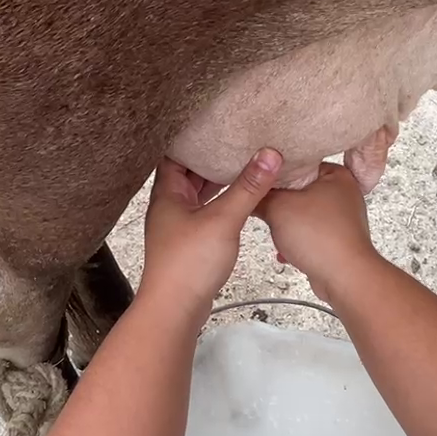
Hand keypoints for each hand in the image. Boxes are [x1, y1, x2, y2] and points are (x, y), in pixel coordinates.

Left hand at [137, 149, 282, 318]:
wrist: (174, 311)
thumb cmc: (188, 264)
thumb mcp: (223, 219)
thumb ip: (247, 187)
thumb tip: (269, 154)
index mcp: (167, 193)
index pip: (175, 154)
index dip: (194, 139)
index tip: (217, 125)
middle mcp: (169, 206)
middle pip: (189, 173)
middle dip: (212, 159)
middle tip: (238, 142)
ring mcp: (179, 225)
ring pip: (199, 194)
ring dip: (218, 182)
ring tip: (244, 165)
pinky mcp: (190, 242)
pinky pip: (206, 213)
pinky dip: (221, 203)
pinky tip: (240, 200)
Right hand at [254, 162, 378, 293]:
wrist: (344, 278)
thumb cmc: (322, 238)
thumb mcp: (278, 208)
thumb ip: (260, 194)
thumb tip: (248, 189)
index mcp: (336, 174)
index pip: (298, 162)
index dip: (274, 171)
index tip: (258, 177)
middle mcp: (343, 193)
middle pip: (299, 189)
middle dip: (280, 201)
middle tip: (265, 204)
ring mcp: (342, 218)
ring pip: (302, 213)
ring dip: (286, 223)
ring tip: (277, 229)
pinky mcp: (337, 239)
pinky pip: (309, 233)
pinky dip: (296, 239)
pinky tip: (286, 250)